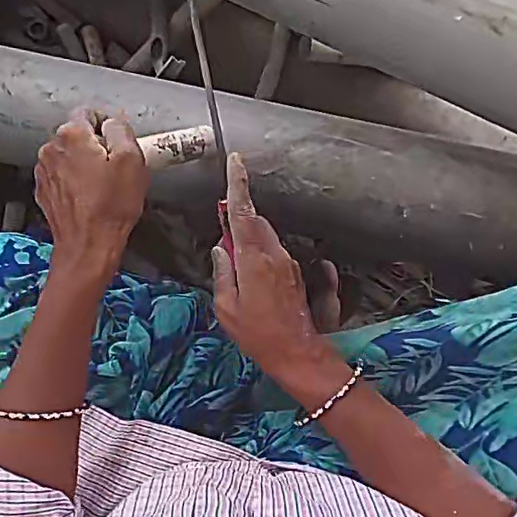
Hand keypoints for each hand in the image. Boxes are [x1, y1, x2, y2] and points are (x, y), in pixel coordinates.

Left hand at [35, 109, 147, 277]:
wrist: (89, 246)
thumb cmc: (110, 209)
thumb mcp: (132, 162)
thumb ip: (122, 131)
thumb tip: (115, 122)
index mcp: (72, 136)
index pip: (90, 112)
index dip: (109, 128)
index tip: (120, 146)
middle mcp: (51, 149)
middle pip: (78, 135)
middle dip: (97, 147)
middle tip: (117, 170)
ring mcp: (45, 171)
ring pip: (70, 156)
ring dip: (86, 166)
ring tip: (105, 188)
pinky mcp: (45, 191)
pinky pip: (64, 176)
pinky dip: (76, 183)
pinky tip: (92, 198)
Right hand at [210, 153, 350, 405]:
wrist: (297, 353)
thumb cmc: (257, 334)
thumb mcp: (226, 307)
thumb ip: (221, 272)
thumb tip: (220, 248)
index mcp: (253, 259)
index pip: (243, 212)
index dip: (238, 185)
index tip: (235, 162)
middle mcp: (275, 255)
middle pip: (256, 222)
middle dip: (239, 222)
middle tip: (224, 239)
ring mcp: (288, 264)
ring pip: (265, 239)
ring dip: (249, 243)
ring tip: (238, 272)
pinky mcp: (296, 275)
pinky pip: (274, 255)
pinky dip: (260, 257)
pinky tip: (254, 283)